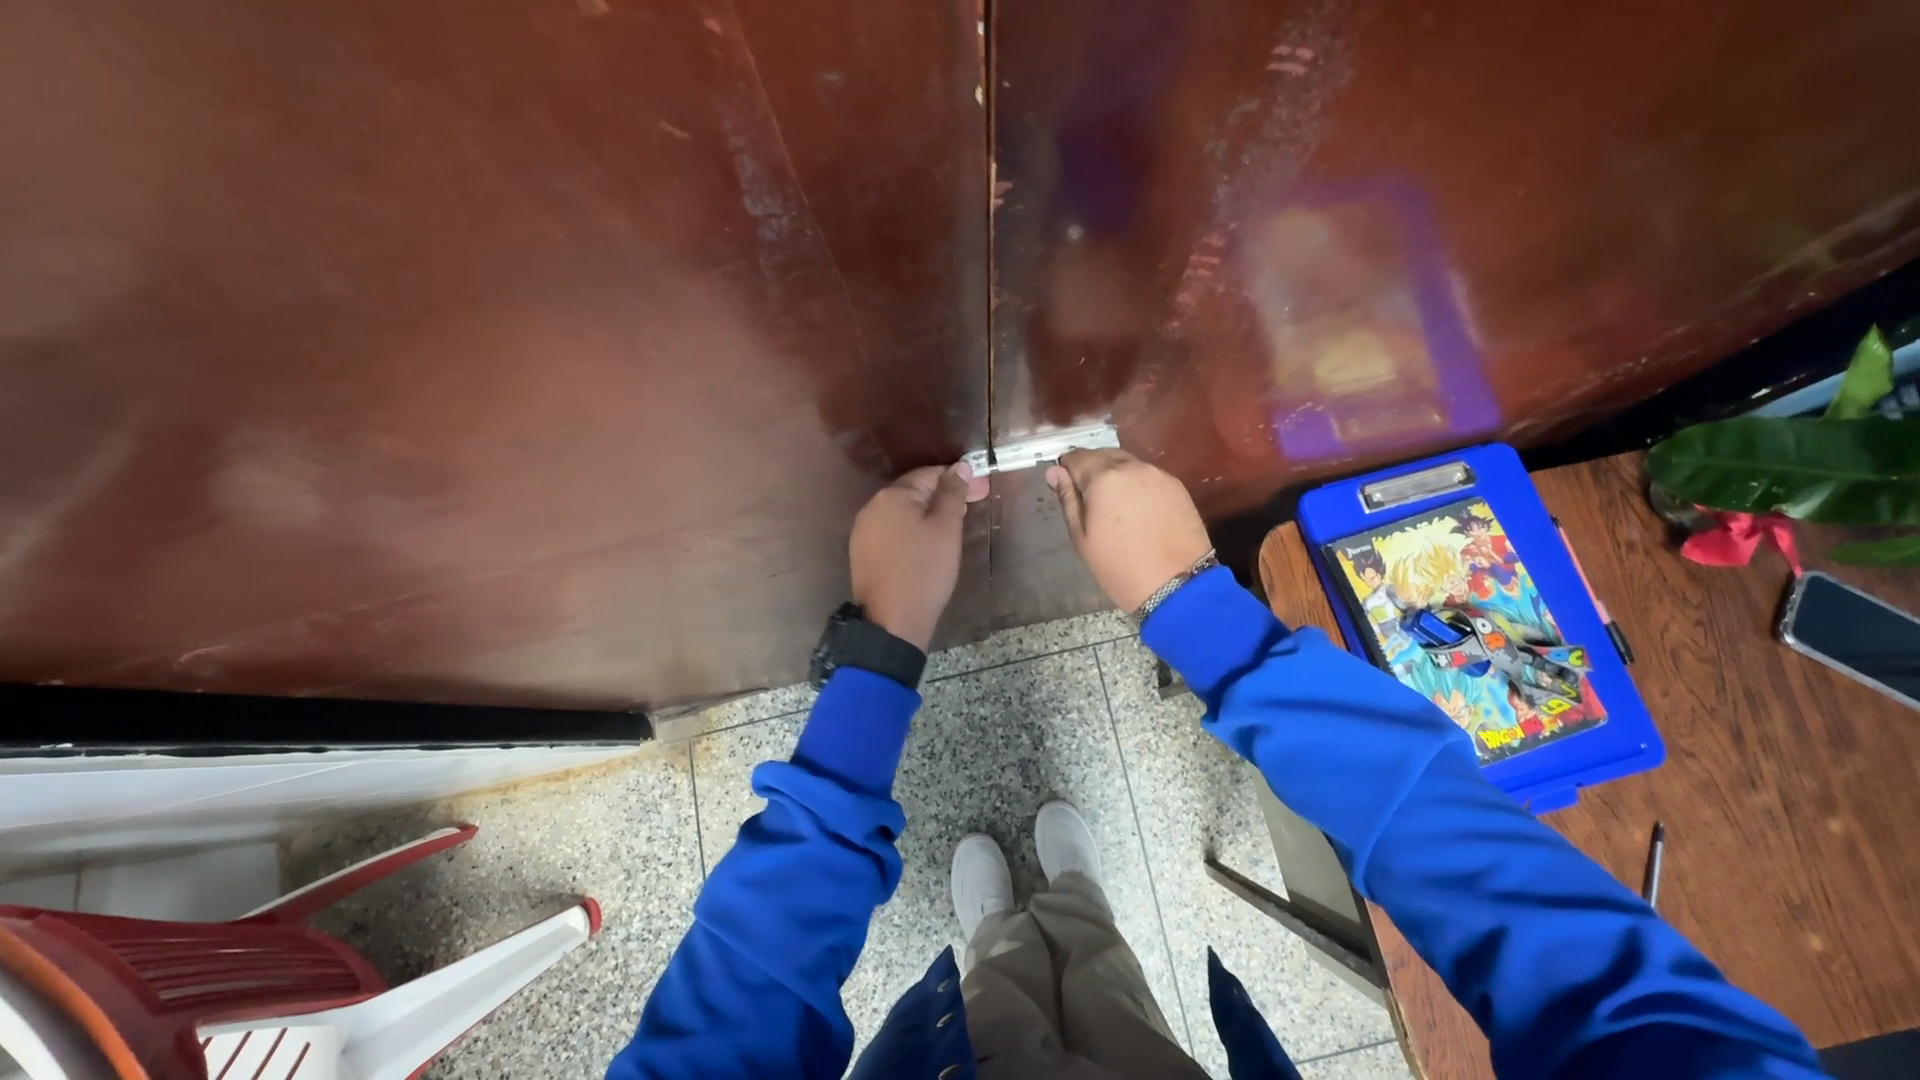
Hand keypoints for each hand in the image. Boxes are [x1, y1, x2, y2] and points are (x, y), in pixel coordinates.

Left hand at [849, 461, 989, 649]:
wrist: (892, 621)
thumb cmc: (924, 570)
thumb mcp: (946, 529)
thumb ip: (953, 494)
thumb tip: (959, 466)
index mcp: (892, 496)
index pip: (929, 474)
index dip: (957, 479)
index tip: (980, 490)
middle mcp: (872, 508)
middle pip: (914, 492)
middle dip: (943, 496)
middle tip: (972, 509)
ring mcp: (864, 532)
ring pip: (903, 513)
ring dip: (928, 514)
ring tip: (954, 527)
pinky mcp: (864, 554)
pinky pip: (893, 532)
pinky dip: (913, 532)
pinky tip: (928, 545)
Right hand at [1046, 449, 1210, 612]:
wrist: (1177, 585)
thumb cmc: (1119, 567)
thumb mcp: (1082, 537)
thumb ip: (1068, 499)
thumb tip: (1055, 472)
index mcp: (1104, 477)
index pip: (1076, 457)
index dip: (1067, 470)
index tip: (1067, 488)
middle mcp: (1132, 467)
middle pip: (1104, 455)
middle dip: (1093, 470)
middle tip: (1090, 500)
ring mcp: (1158, 475)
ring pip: (1128, 464)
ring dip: (1117, 477)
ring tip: (1116, 507)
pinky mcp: (1178, 486)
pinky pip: (1148, 477)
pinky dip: (1138, 486)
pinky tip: (1139, 511)